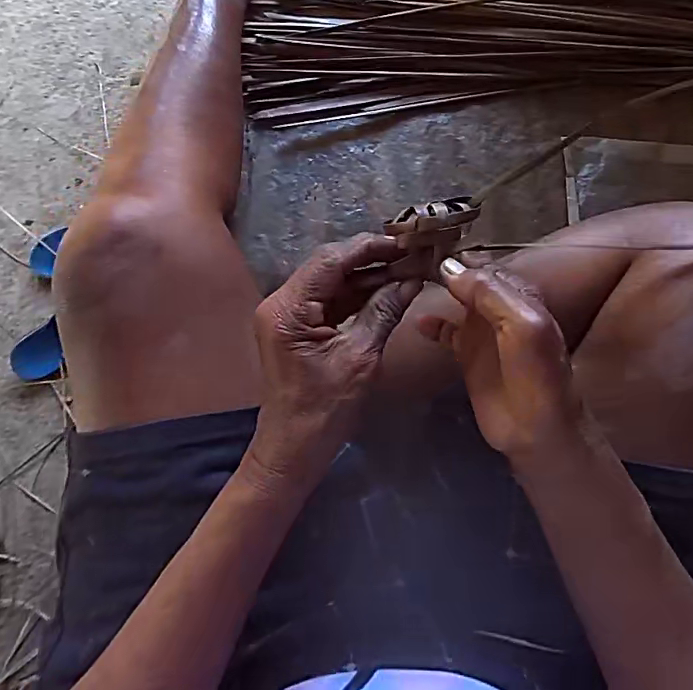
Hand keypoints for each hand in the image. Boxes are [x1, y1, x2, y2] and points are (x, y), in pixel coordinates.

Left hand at [245, 234, 421, 486]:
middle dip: (370, 258)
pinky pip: (330, 299)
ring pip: (331, 280)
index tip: (403, 242)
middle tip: (409, 253)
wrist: (293, 450)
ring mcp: (287, 313)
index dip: (368, 247)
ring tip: (405, 267)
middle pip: (329, 265)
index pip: (330, 261)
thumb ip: (383, 312)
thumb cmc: (324, 411)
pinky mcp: (297, 325)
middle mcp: (281, 302)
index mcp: (288, 308)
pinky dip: (357, 294)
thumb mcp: (360, 358)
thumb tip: (411, 279)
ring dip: (366, 275)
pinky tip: (386, 287)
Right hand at [418, 258, 585, 461]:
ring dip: (435, 290)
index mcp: (518, 294)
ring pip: (454, 301)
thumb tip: (448, 267)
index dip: (457, 255)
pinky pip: (445, 332)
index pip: (482, 264)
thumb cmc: (537, 374)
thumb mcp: (522, 325)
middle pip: (466, 279)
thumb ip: (489, 292)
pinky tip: (418, 323)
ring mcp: (482, 331)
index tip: (423, 243)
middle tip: (406, 258)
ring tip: (407, 280)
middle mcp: (499, 308)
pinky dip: (432, 325)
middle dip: (441, 268)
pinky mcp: (468, 355)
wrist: (540, 431)